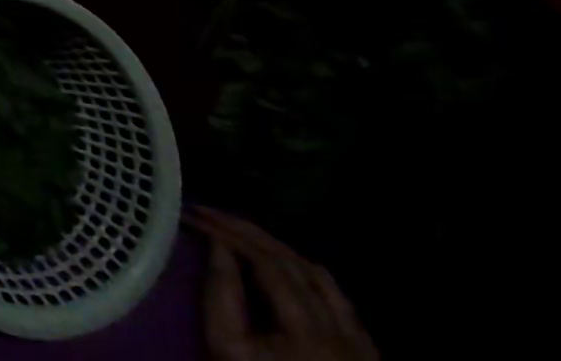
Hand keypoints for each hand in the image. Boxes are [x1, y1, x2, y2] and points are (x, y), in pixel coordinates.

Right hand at [187, 206, 378, 360]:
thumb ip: (220, 296)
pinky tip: (292, 267)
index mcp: (307, 329)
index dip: (228, 231)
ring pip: (319, 277)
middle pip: (292, 262)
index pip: (265, 260)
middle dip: (247, 232)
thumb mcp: (226, 352)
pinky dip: (309, 274)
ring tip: (240, 234)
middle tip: (209, 214)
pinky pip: (339, 300)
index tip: (193, 215)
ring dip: (276, 248)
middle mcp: (340, 329)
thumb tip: (217, 246)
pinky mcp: (366, 357)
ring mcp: (360, 344)